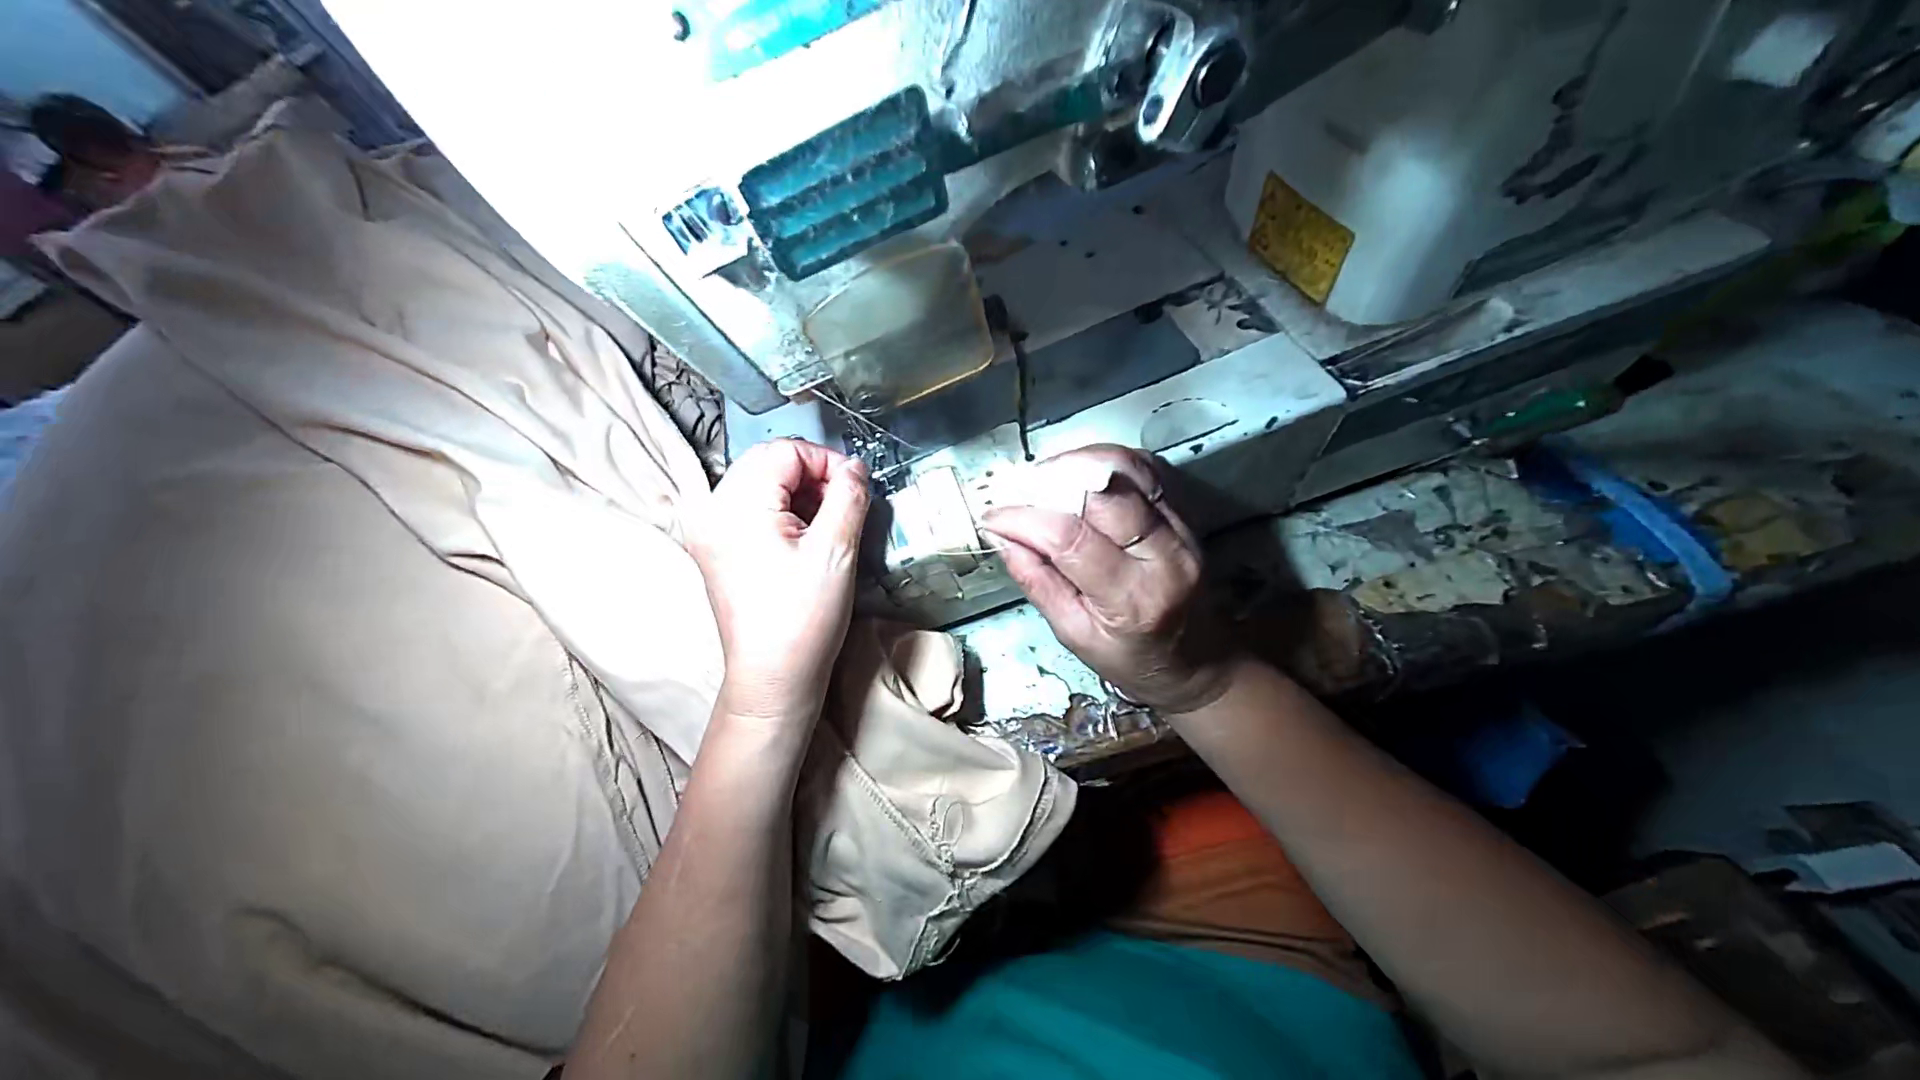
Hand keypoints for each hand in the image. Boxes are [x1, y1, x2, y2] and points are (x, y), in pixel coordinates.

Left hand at [688, 439, 871, 724]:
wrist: (772, 677)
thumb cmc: (803, 618)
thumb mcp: (836, 550)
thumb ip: (849, 496)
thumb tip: (856, 468)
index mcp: (734, 504)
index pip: (785, 450)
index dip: (827, 461)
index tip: (856, 489)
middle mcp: (711, 508)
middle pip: (768, 462)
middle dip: (813, 475)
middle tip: (843, 507)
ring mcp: (708, 528)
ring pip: (761, 482)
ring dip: (799, 492)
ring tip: (826, 526)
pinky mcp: (714, 546)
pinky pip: (750, 507)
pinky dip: (781, 510)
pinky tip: (803, 537)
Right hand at [981, 445, 1232, 714]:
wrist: (1198, 659)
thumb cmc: (1132, 658)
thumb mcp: (1074, 635)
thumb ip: (1038, 582)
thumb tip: (1003, 537)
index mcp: (1132, 599)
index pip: (1071, 539)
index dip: (1025, 519)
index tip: (995, 516)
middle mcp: (1164, 556)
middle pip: (1106, 493)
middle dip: (1053, 482)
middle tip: (1022, 491)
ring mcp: (1182, 530)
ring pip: (1129, 469)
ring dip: (1080, 463)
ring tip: (1048, 478)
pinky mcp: (1186, 514)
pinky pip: (1145, 469)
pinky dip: (1107, 463)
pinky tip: (1082, 476)